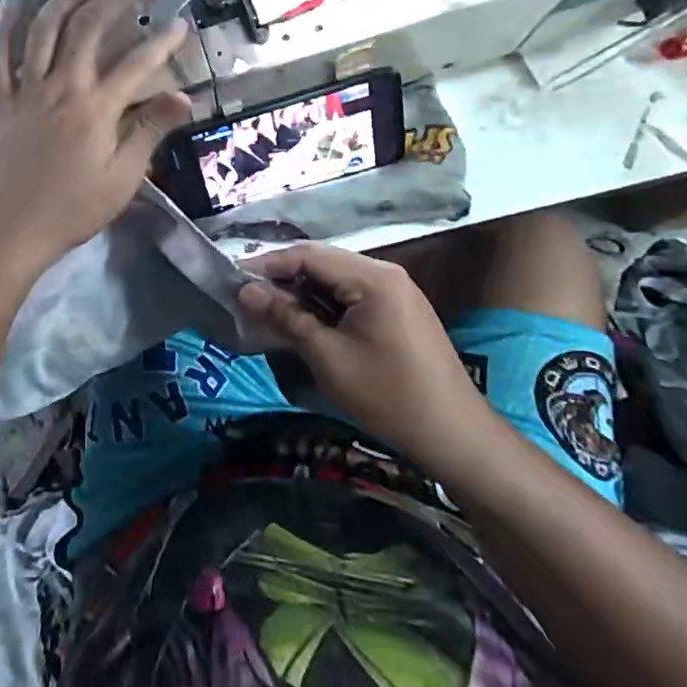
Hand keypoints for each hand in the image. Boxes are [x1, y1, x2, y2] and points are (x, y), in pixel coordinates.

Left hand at [0, 0, 191, 271]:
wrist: (10, 230)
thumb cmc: (73, 209)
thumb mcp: (122, 177)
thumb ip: (150, 131)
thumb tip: (184, 97)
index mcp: (96, 108)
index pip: (137, 64)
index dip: (162, 42)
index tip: (180, 24)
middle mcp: (61, 87)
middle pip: (86, 30)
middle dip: (110, 1)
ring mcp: (26, 91)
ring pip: (43, 31)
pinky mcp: (0, 102)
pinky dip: (4, 27)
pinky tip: (13, 3)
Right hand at [238, 244, 492, 467]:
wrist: (452, 432)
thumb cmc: (387, 395)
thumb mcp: (328, 357)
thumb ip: (287, 317)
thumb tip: (247, 291)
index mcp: (372, 277)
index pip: (309, 255)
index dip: (268, 265)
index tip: (234, 280)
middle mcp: (386, 273)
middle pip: (324, 262)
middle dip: (284, 277)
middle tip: (247, 297)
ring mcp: (397, 291)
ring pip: (337, 280)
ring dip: (303, 292)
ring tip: (269, 310)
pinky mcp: (399, 310)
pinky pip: (353, 295)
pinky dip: (325, 305)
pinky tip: (305, 322)